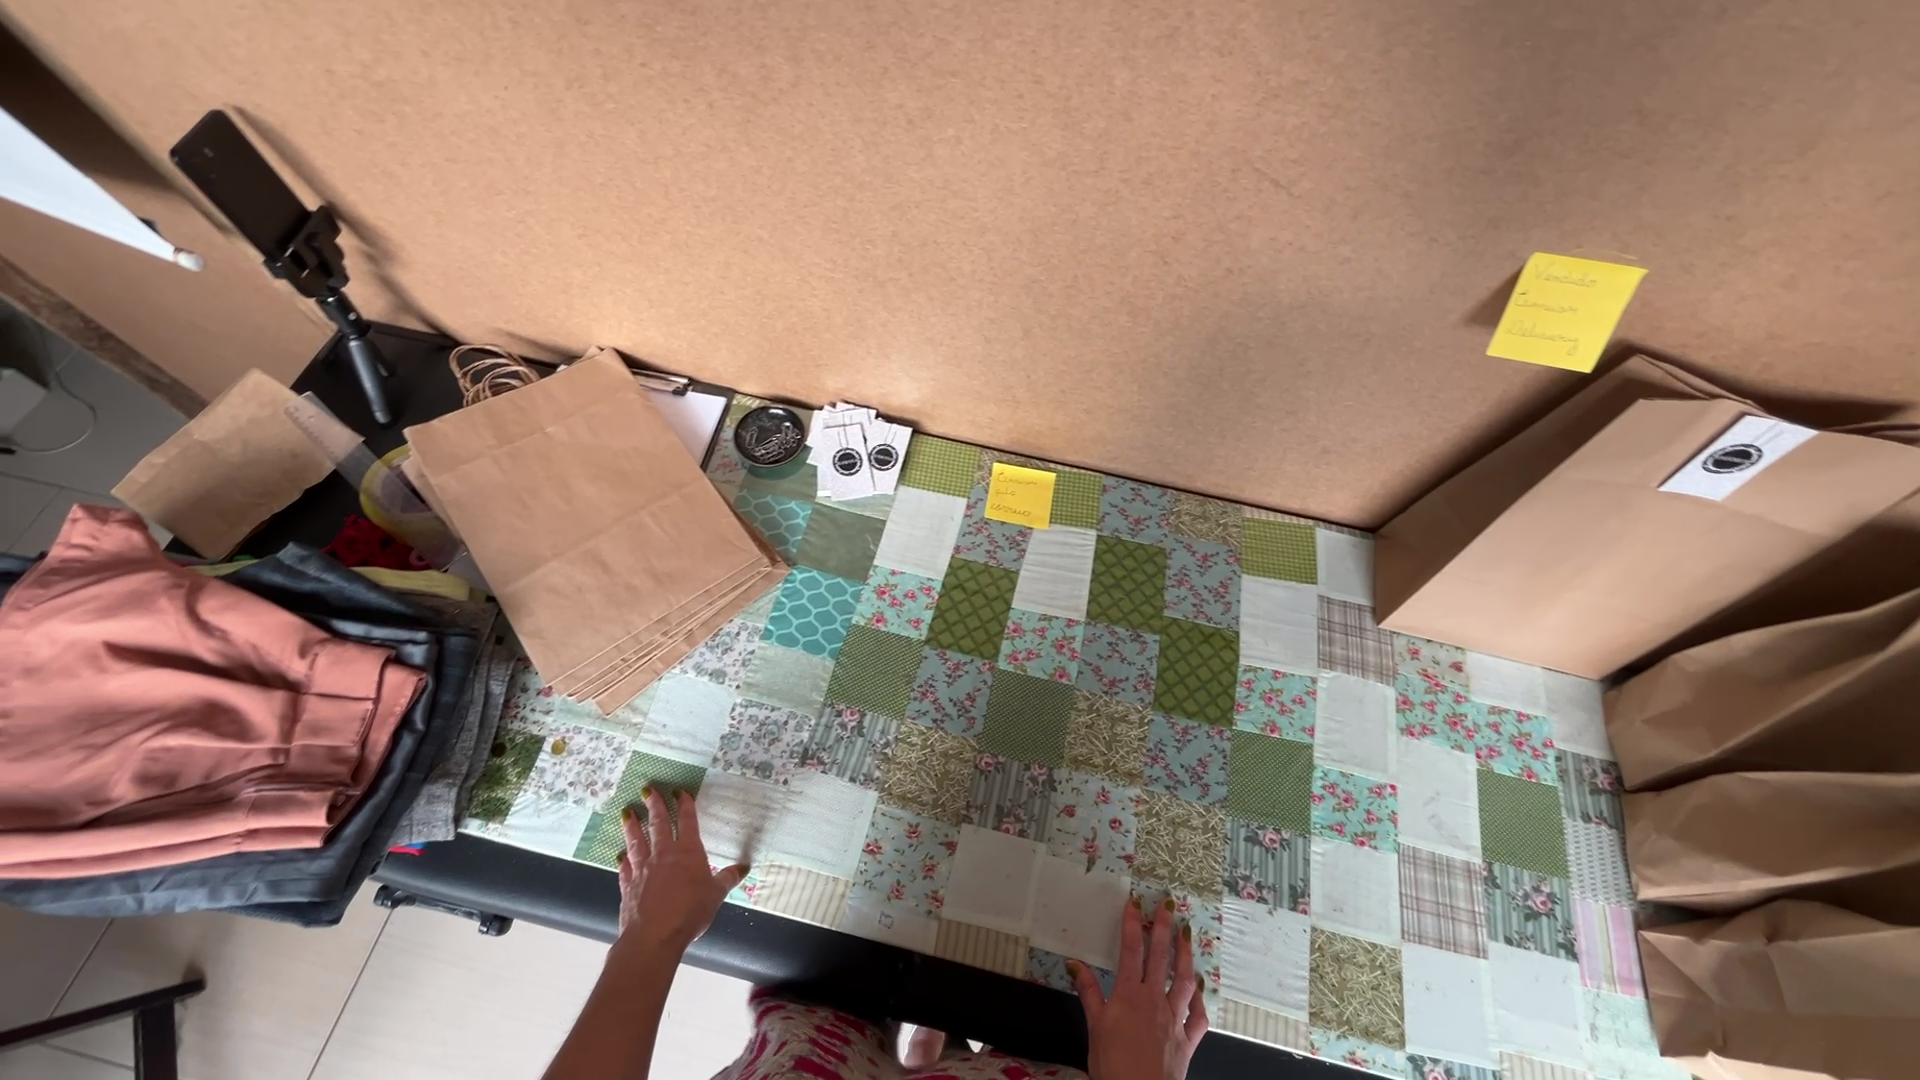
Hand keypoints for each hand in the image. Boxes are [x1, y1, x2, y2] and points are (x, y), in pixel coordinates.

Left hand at [615, 787, 747, 955]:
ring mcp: (643, 869)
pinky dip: (623, 860)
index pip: (687, 821)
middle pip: (658, 824)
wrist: (654, 937)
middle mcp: (663, 854)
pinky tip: (620, 855)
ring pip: (636, 841)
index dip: (684, 805)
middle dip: (655, 805)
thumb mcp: (716, 894)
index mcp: (688, 851)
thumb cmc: (690, 912)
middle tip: (648, 790)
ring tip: (626, 812)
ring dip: (632, 826)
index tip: (680, 792)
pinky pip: (625, 868)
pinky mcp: (628, 886)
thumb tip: (743, 867)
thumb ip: (727, 878)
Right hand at [1070, 896, 1207, 1079]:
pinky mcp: (1187, 1040)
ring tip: (1187, 934)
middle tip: (1169, 905)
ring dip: (1185, 955)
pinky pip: (1198, 1016)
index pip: (1131, 951)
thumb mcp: (1094, 1027)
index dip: (1132, 924)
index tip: (1135, 902)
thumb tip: (1074, 964)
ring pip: (1183, 980)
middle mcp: (1154, 1000)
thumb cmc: (1112, 1065)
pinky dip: (1200, 999)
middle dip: (1163, 928)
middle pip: (1160, 957)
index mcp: (1129, 995)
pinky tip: (1200, 986)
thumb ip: (1088, 992)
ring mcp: (1174, 1019)